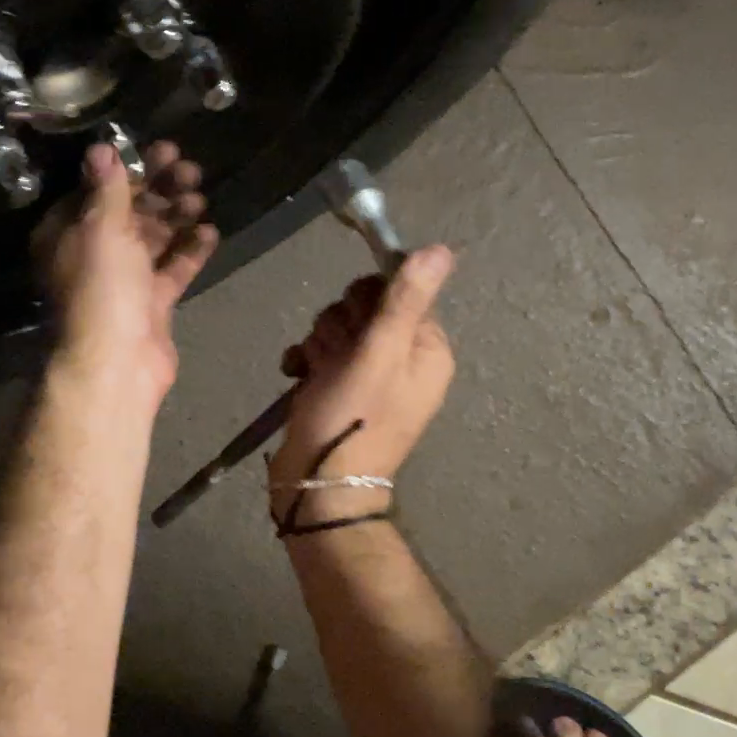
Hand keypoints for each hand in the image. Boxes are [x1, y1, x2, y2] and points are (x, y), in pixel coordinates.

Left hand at [35, 140, 218, 402]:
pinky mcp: (151, 302)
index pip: (97, 190)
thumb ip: (107, 187)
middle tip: (191, 171)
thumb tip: (100, 147)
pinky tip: (210, 233)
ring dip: (176, 216)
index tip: (163, 150)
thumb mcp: (101, 228)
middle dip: (160, 189)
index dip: (130, 168)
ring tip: (200, 199)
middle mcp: (91, 253)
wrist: (117, 362)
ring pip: (153, 238)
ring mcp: (123, 280)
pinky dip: (190, 250)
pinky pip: (172, 268)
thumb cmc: (102, 287)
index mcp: (66, 233)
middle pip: (129, 211)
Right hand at [267, 246, 455, 522]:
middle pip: (366, 307)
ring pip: (339, 327)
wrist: (318, 486)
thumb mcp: (379, 354)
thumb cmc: (352, 420)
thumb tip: (441, 249)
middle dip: (340, 324)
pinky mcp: (340, 387)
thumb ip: (406, 300)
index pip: (402, 290)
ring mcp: (371, 375)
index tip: (356, 325)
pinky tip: (296, 374)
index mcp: (427, 350)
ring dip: (320, 343)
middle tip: (336, 354)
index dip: (370, 300)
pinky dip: (307, 359)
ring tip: (316, 373)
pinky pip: (322, 352)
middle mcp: (404, 359)